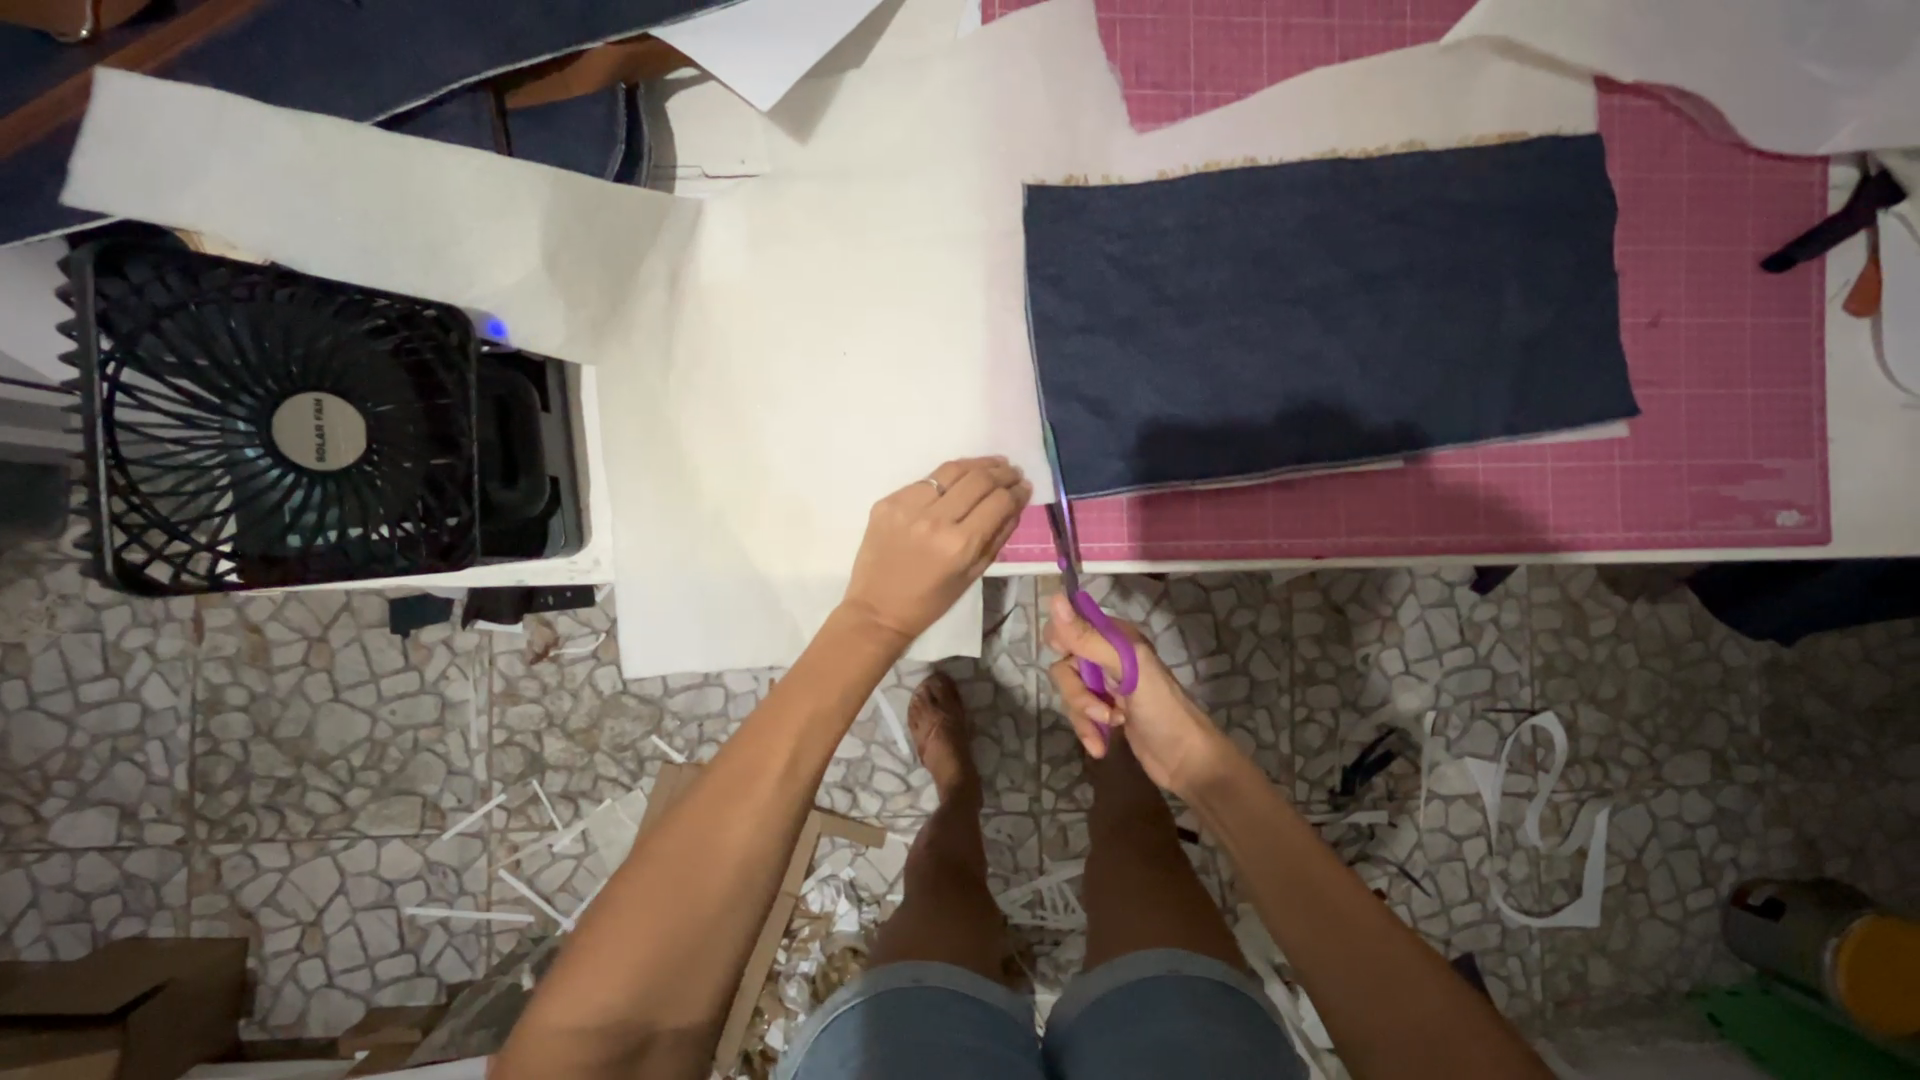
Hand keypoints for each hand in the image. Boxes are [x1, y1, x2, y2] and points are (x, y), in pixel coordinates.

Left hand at [841, 457, 1031, 645]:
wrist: (878, 608)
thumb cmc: (931, 601)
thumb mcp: (973, 574)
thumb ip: (998, 536)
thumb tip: (1017, 504)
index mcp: (960, 544)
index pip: (998, 502)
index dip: (1017, 492)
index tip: (1024, 487)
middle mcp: (935, 519)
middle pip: (978, 480)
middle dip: (1002, 473)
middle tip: (1013, 472)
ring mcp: (908, 506)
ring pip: (951, 470)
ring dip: (977, 464)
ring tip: (992, 464)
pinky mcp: (888, 501)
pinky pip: (925, 481)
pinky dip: (947, 478)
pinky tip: (958, 481)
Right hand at [1043, 590, 1233, 796]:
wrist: (1186, 760)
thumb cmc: (1162, 708)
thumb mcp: (1127, 667)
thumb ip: (1089, 637)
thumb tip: (1054, 598)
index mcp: (1116, 638)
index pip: (1071, 624)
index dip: (1061, 640)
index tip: (1066, 659)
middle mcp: (1107, 658)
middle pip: (1064, 665)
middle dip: (1076, 692)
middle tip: (1100, 709)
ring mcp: (1105, 688)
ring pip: (1069, 694)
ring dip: (1083, 715)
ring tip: (1110, 727)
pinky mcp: (1104, 714)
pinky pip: (1078, 716)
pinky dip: (1086, 731)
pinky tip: (1101, 747)